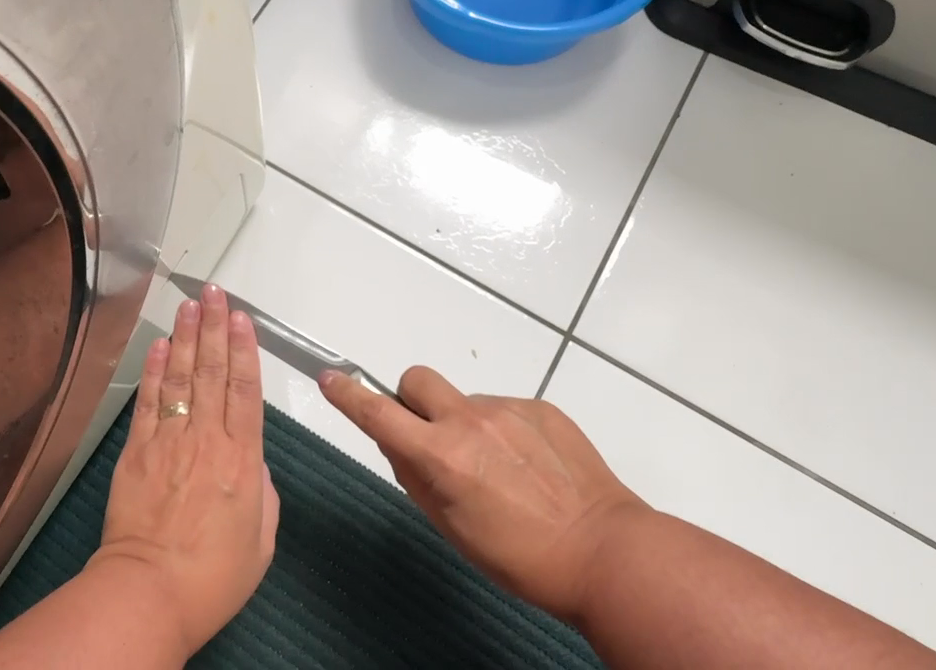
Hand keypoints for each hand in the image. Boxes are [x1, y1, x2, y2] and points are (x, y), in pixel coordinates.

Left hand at [89, 285, 279, 653]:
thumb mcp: (262, 539)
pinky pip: (149, 400)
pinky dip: (155, 370)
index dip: (245, 349)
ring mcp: (169, 440)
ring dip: (186, 336)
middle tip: (215, 292)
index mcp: (243, 458)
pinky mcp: (137, 450)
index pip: (246, 389)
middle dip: (215, 327)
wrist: (150, 592)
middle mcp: (207, 438)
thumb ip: (262, 491)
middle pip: (213, 371)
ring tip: (191, 304)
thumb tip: (251, 463)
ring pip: (181, 376)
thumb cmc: (213, 576)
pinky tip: (161, 344)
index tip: (242, 318)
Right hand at [321, 366, 647, 619]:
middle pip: (416, 380)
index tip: (329, 377)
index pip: (379, 415)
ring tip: (501, 471)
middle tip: (431, 438)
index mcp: (442, 456)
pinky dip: (504, 431)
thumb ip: (416, 479)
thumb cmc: (520, 558)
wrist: (606, 550)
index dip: (349, 396)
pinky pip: (504, 409)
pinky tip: (530, 468)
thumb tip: (396, 443)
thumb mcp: (454, 529)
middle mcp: (470, 421)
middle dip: (411, 402)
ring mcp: (509, 409)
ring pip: (464, 401)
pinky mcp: (542, 407)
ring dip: (466, 425)